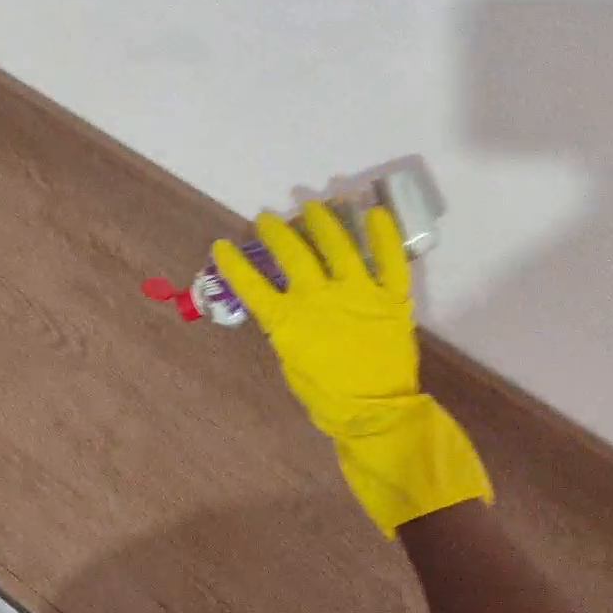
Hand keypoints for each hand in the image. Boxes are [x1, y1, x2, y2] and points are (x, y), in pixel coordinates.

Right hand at [213, 202, 491, 534]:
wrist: (373, 410)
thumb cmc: (325, 394)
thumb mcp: (291, 360)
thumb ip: (287, 329)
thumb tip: (288, 308)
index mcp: (287, 319)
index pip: (251, 284)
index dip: (233, 263)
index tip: (222, 244)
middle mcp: (318, 297)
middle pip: (293, 255)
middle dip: (276, 232)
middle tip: (267, 218)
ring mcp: (357, 292)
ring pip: (339, 245)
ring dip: (326, 221)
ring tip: (317, 203)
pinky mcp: (391, 296)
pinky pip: (389, 259)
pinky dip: (383, 234)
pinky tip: (375, 213)